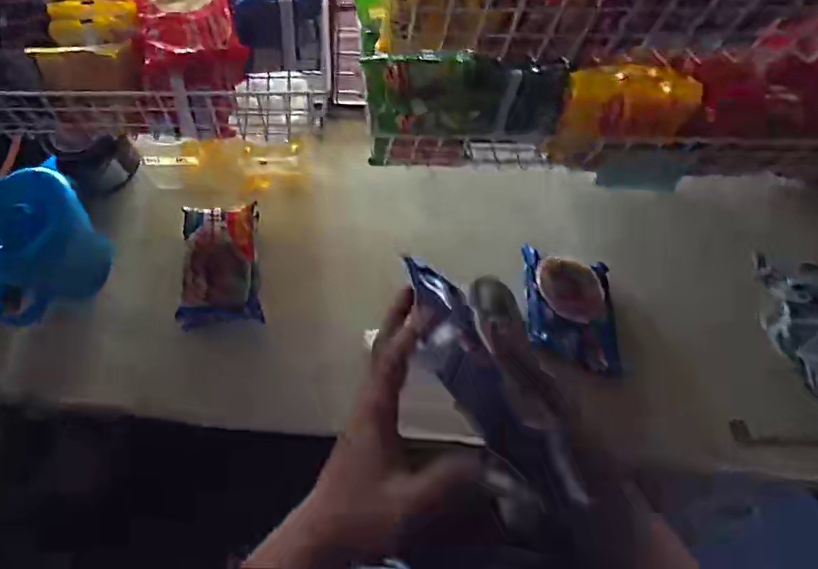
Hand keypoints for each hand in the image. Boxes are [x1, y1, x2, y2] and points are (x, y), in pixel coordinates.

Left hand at [247, 287, 486, 567]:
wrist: (325, 528)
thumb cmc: (362, 512)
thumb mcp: (408, 503)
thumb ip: (447, 485)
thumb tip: (492, 464)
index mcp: (374, 411)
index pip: (392, 362)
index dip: (409, 334)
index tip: (429, 308)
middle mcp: (366, 402)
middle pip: (380, 351)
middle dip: (396, 318)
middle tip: (412, 289)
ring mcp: (365, 412)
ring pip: (380, 362)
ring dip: (396, 335)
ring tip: (415, 315)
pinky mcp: (368, 424)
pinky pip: (383, 379)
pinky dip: (397, 359)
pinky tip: (408, 365)